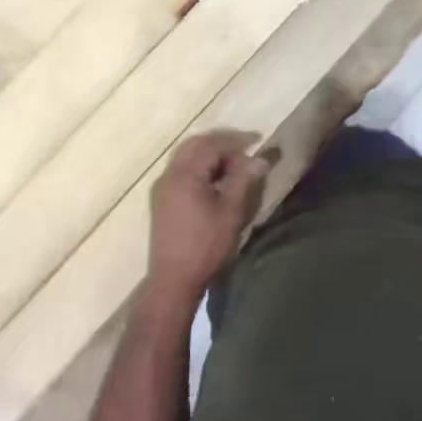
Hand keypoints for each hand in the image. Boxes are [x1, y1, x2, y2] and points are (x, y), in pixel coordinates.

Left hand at [146, 130, 269, 299]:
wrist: (174, 280)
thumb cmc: (206, 246)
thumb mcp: (231, 212)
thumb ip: (243, 180)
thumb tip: (260, 158)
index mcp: (184, 174)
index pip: (211, 144)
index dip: (235, 140)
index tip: (257, 140)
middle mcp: (168, 175)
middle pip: (195, 145)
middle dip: (220, 142)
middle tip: (245, 148)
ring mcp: (162, 187)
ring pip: (185, 156)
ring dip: (209, 153)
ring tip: (234, 163)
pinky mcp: (161, 200)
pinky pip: (181, 170)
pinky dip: (199, 166)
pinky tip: (216, 179)